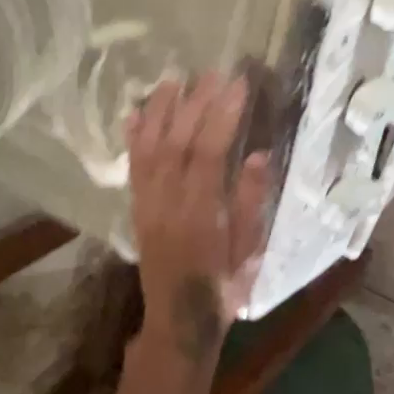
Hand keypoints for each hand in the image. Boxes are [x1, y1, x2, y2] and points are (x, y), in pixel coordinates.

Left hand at [125, 73, 272, 364]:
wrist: (180, 321)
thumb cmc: (224, 286)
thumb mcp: (250, 251)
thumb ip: (252, 203)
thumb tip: (259, 154)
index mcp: (201, 215)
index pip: (209, 154)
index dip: (222, 116)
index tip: (238, 85)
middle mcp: (168, 204)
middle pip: (178, 143)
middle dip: (195, 103)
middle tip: (213, 72)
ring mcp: (148, 205)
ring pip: (151, 149)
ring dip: (161, 111)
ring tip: (174, 79)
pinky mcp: (138, 209)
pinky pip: (133, 168)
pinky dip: (134, 138)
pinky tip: (137, 114)